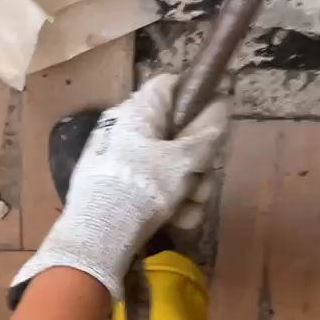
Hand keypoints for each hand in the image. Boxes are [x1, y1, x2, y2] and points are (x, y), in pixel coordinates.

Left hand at [11, 75, 229, 303]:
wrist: (98, 234)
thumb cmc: (143, 186)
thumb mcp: (183, 160)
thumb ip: (207, 133)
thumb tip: (222, 102)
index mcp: (137, 110)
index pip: (170, 85)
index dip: (196, 97)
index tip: (214, 122)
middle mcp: (126, 128)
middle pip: (175, 132)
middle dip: (198, 162)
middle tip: (204, 183)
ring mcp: (119, 158)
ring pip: (168, 164)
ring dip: (189, 188)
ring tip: (192, 209)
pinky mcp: (115, 186)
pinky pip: (151, 185)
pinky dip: (169, 202)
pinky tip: (181, 221)